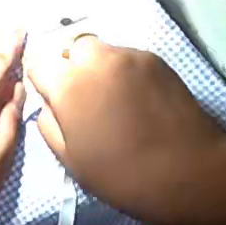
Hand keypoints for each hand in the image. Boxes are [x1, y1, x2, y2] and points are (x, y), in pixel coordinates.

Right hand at [25, 35, 225, 224]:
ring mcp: (130, 56)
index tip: (51, 98)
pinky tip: (136, 99)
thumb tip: (48, 105)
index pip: (38, 64)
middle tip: (83, 99)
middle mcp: (96, 60)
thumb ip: (50, 125)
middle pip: (71, 49)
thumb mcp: (71, 160)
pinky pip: (127, 58)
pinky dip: (124, 72)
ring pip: (102, 50)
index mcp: (68, 86)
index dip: (42, 80)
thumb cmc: (121, 175)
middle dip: (71, 68)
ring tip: (112, 100)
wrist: (187, 172)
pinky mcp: (157, 59)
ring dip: (98, 68)